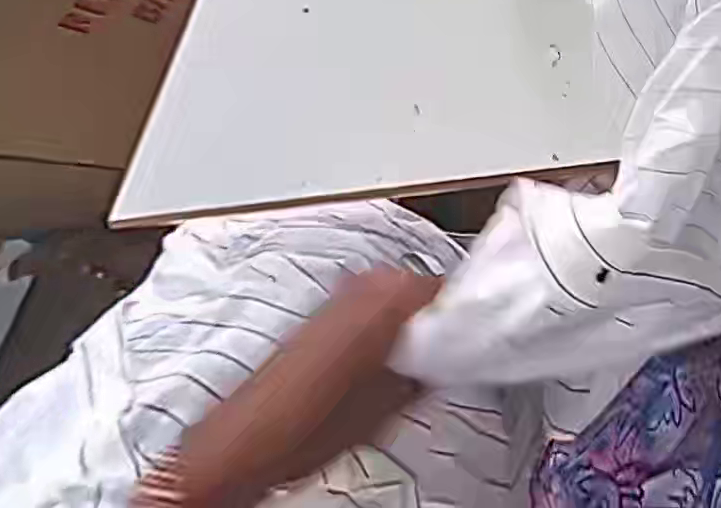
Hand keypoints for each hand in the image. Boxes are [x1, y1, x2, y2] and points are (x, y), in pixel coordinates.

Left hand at [135, 267, 440, 506]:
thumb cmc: (313, 422)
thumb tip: (454, 350)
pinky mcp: (330, 304)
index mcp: (398, 293)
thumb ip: (435, 362)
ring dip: (414, 318)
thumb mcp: (398, 398)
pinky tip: (385, 354)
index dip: (470, 315)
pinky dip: (389, 320)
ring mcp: (350, 289)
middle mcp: (376, 279)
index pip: (456, 291)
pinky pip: (379, 301)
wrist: (244, 442)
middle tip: (448, 348)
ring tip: (415, 355)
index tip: (476, 334)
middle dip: (440, 315)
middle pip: (431, 288)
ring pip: (405, 294)